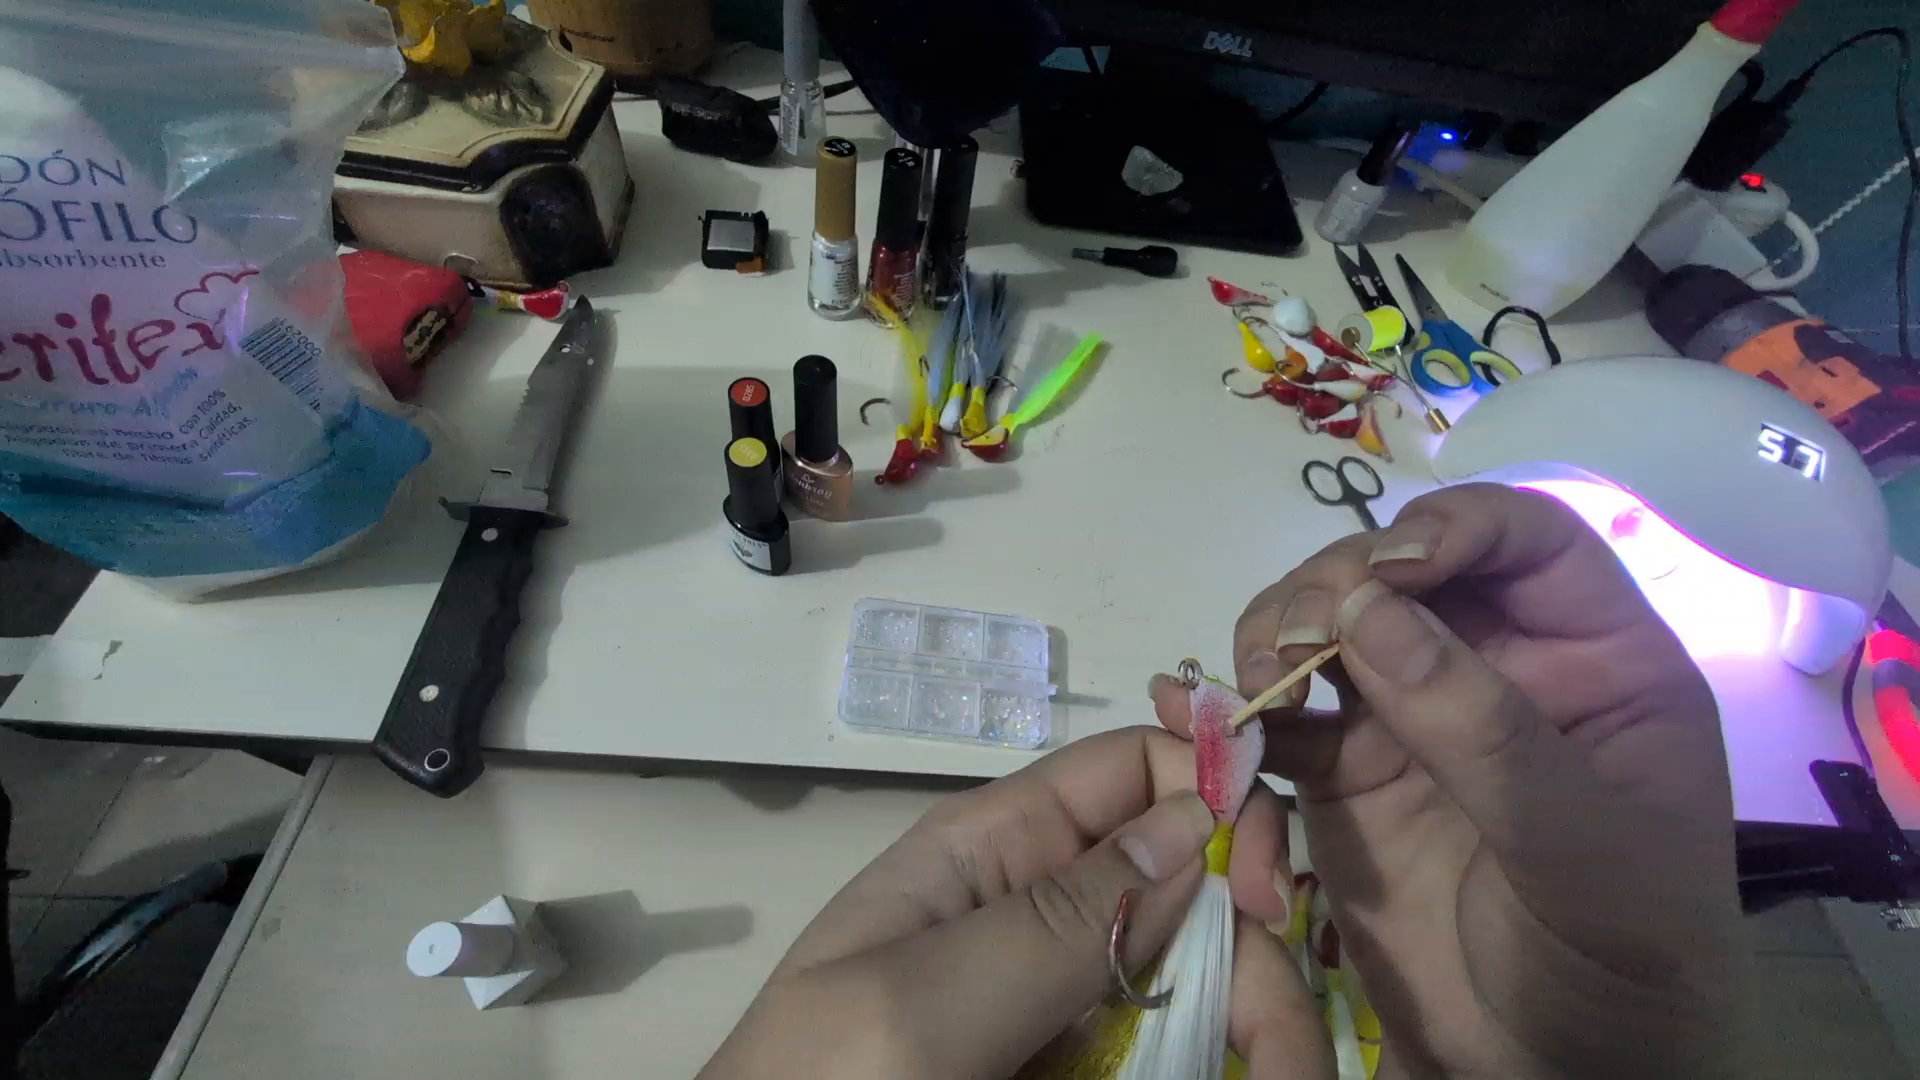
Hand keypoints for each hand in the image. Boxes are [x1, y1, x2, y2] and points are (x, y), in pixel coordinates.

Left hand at [699, 728, 1334, 1079]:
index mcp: (995, 843)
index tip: (1272, 884)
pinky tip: (1252, 1077)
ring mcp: (1069, 979)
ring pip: (1200, 959)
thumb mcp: (927, 998)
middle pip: (1185, 873)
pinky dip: (1230, 1054)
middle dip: (1252, 939)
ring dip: (1260, 1017)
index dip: (1210, 790)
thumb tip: (1191, 818)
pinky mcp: (1086, 1051)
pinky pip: (1179, 1032)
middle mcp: (1042, 894)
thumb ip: (1059, 912)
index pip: (1126, 767)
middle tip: (1286, 1055)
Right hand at [1153, 484, 1746, 1079]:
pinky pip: (1273, 705)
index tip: (1387, 574)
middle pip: (1393, 569)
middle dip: (1332, 588)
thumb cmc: (1611, 972)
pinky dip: (1230, 703)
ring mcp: (1398, 710)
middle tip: (1292, 646)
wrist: (1532, 1075)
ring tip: (1258, 685)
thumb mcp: (1586, 856)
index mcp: (1583, 660)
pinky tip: (1198, 714)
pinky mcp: (1333, 758)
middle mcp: (1482, 664)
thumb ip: (1484, 730)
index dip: (1451, 528)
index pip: (1521, 539)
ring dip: (1273, 633)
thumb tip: (1366, 610)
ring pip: (1320, 621)